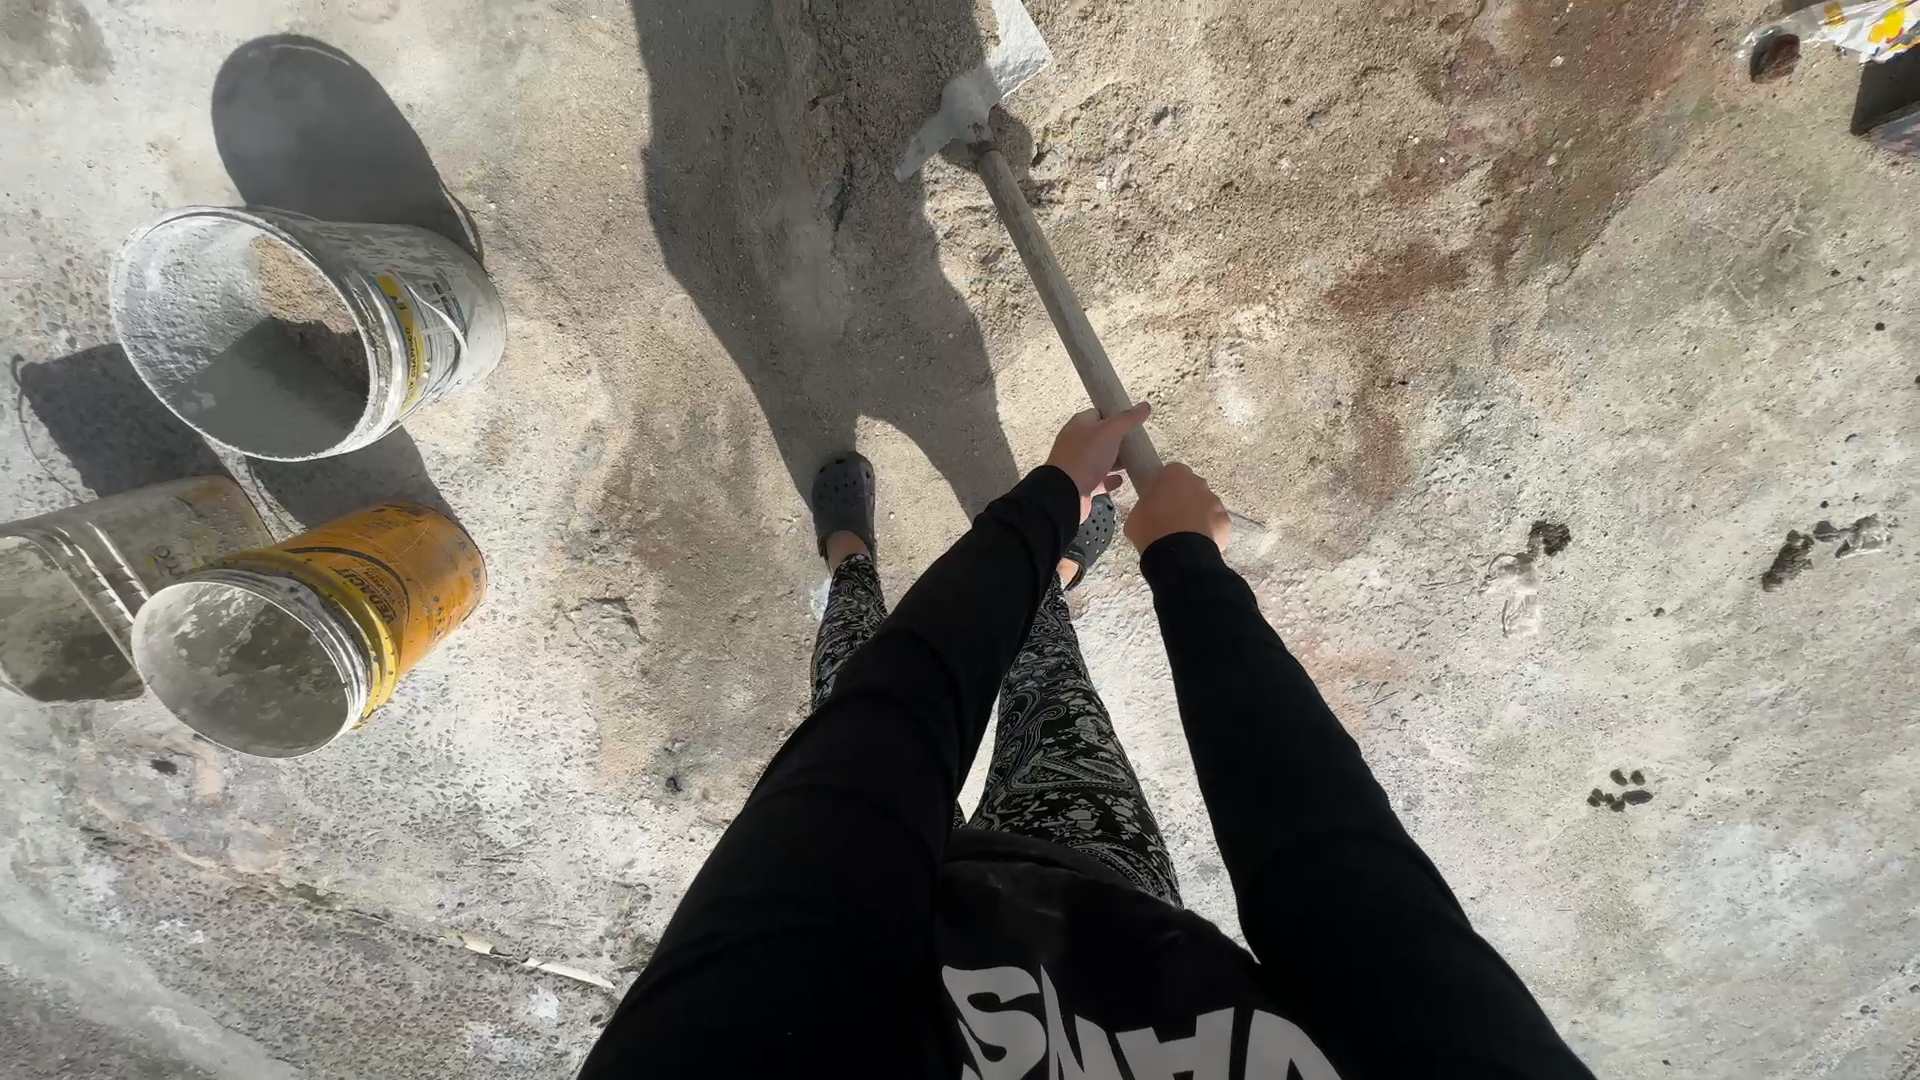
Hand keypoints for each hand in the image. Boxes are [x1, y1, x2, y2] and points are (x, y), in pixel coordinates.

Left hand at [1045, 404, 1149, 521]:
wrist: (1066, 492)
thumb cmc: (1086, 456)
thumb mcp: (1110, 432)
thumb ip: (1127, 419)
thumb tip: (1144, 406)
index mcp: (1079, 425)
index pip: (1098, 414)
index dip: (1114, 416)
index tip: (1131, 421)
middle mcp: (1075, 443)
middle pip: (1100, 438)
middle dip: (1117, 441)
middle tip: (1136, 443)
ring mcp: (1077, 465)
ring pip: (1099, 460)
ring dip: (1115, 461)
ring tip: (1133, 461)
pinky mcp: (1080, 484)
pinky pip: (1098, 480)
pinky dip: (1109, 479)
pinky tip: (1120, 480)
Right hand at [1125, 463, 1229, 552]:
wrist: (1178, 555)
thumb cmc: (1151, 528)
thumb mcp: (1136, 513)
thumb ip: (1147, 504)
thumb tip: (1150, 510)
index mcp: (1175, 474)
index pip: (1170, 473)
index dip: (1163, 487)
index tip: (1156, 500)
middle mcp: (1199, 483)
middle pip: (1191, 488)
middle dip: (1183, 499)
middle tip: (1168, 518)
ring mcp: (1215, 503)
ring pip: (1205, 506)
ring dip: (1196, 516)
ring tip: (1182, 535)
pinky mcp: (1225, 522)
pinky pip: (1214, 524)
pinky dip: (1207, 532)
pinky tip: (1195, 544)